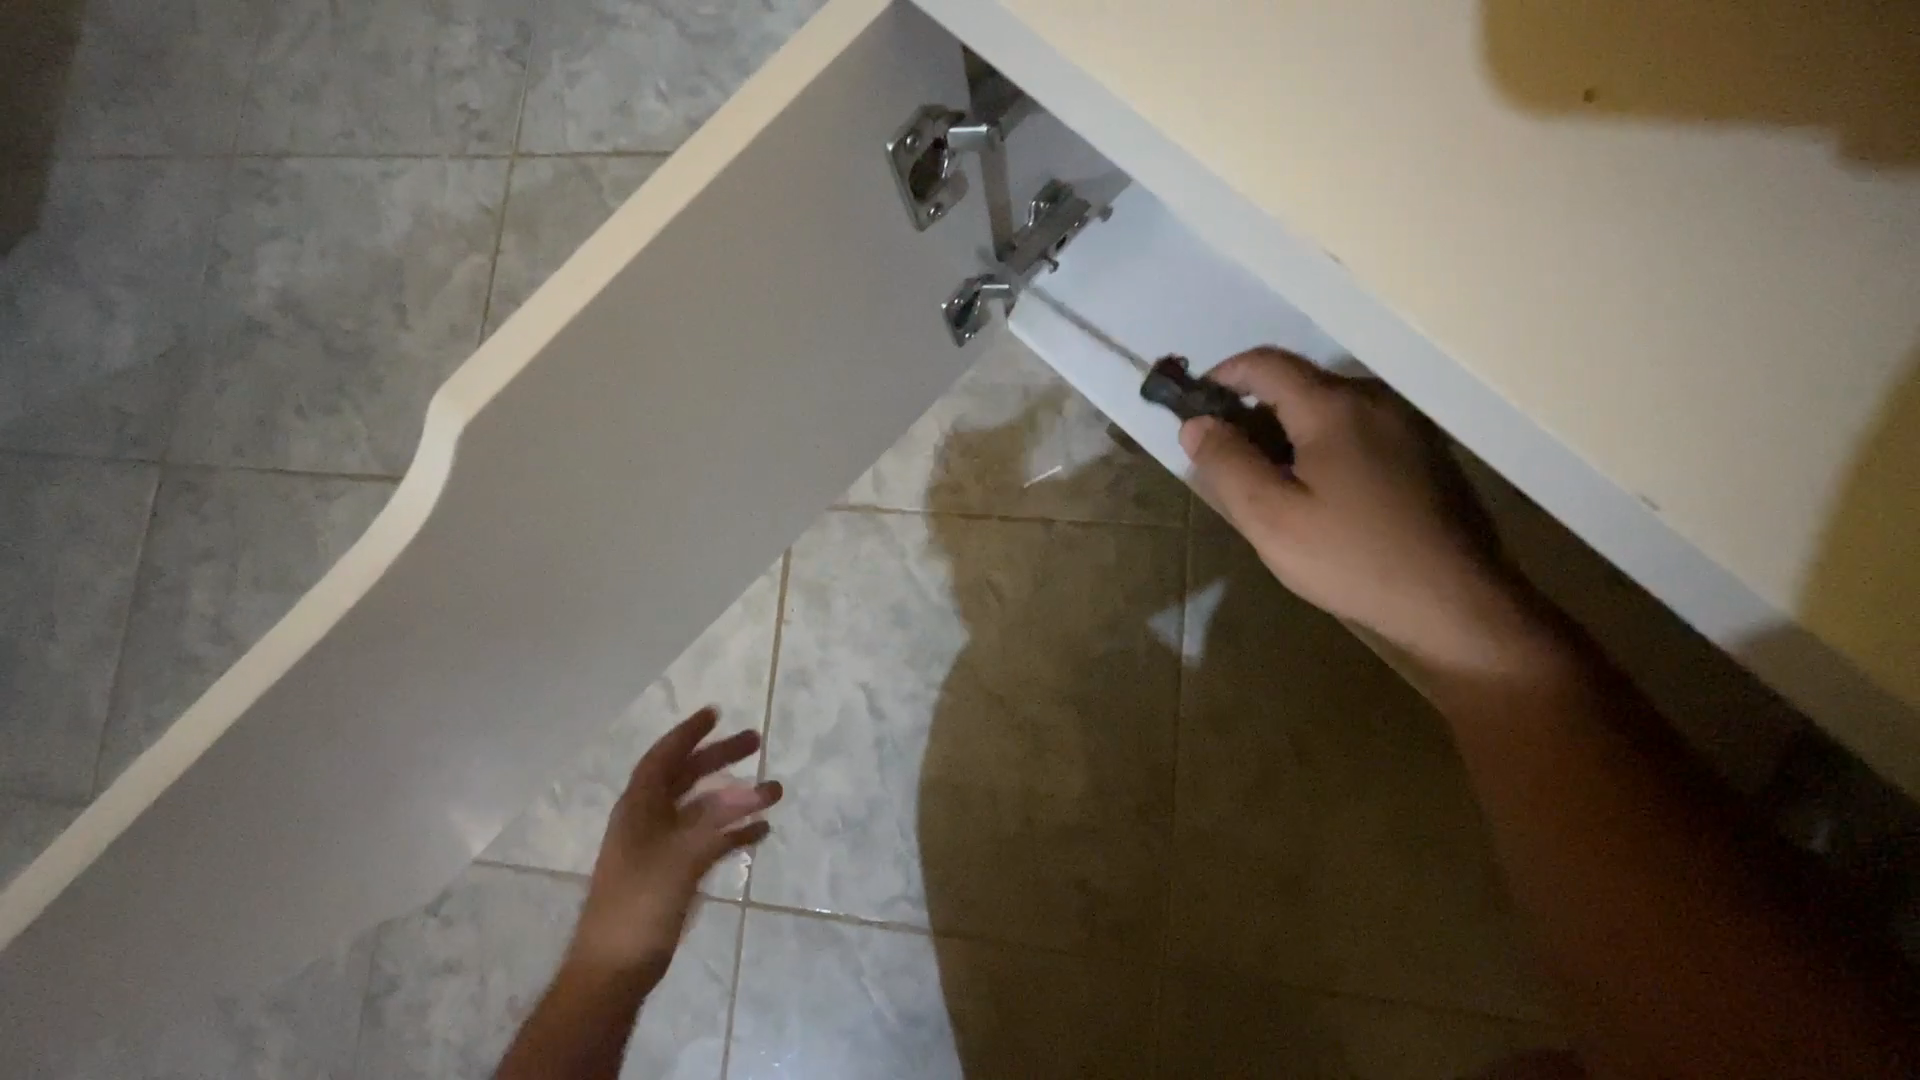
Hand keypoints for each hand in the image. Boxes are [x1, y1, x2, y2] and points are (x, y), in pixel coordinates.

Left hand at [568, 707, 780, 978]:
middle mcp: (649, 820)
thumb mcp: (681, 856)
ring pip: (702, 810)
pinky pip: (709, 841)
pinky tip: (761, 831)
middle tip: (755, 741)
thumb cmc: (639, 904)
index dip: (688, 734)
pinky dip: (733, 832)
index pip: (664, 757)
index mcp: (638, 807)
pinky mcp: (674, 873)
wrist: (614, 969)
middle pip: (687, 778)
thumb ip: (721, 821)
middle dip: (719, 758)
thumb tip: (760, 790)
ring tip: (774, 790)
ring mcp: (661, 848)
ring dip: (735, 798)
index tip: (715, 713)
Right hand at [1180, 348, 1547, 673]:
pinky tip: (1321, 493)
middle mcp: (1375, 400)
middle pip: (1299, 383)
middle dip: (1253, 409)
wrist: (1457, 602)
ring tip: (1270, 482)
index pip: (1265, 363)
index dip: (1222, 376)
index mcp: (1334, 406)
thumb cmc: (1352, 558)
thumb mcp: (1270, 517)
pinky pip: (1360, 430)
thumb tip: (1195, 423)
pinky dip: (1324, 444)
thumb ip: (1226, 463)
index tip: (1194, 408)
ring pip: (1330, 408)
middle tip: (1227, 459)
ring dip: (1288, 430)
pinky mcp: (1425, 453)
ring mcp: (1407, 425)